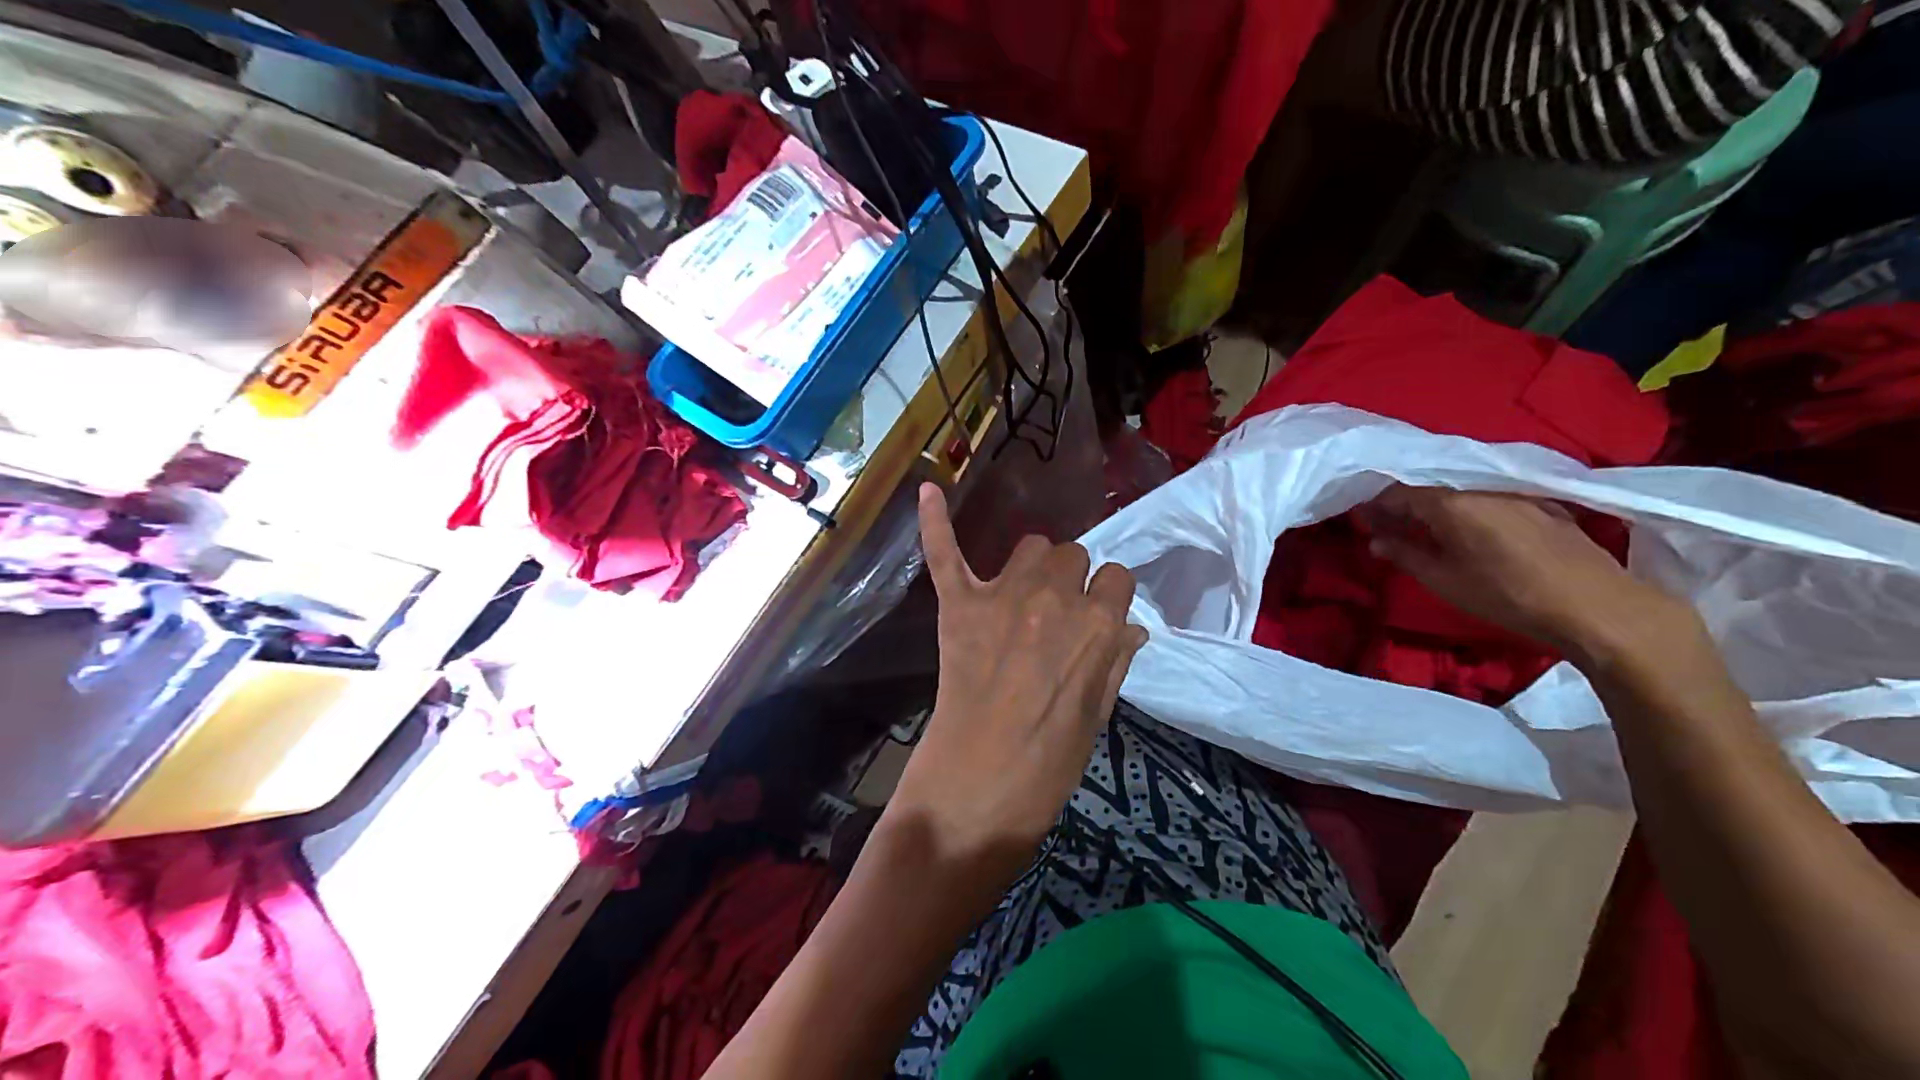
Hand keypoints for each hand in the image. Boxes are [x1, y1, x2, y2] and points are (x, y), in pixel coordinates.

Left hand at [887, 483, 1147, 883]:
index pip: (1115, 577)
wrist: (980, 783)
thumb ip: (1114, 660)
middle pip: (1072, 555)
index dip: (1105, 598)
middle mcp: (1055, 595)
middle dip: (1069, 580)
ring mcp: (1003, 596)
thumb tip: (1130, 630)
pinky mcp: (958, 605)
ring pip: (1029, 547)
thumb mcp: (1099, 712)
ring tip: (1019, 599)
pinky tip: (930, 489)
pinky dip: (935, 522)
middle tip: (1054, 617)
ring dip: (1031, 567)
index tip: (1094, 620)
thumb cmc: (1051, 761)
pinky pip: (945, 552)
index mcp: (1100, 623)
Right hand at [1356, 485, 1693, 666]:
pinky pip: (1491, 498)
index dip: (1376, 504)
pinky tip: (1470, 532)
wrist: (1596, 607)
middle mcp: (1482, 487)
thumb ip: (1405, 554)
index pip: (1398, 491)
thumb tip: (1376, 540)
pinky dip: (1470, 510)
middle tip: (1388, 527)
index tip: (1363, 520)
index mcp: (1451, 502)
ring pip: (1462, 492)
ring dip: (1438, 507)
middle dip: (1404, 504)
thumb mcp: (1443, 580)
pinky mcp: (1544, 505)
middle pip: (1431, 487)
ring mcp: (1517, 493)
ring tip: (1426, 530)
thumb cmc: (1506, 595)